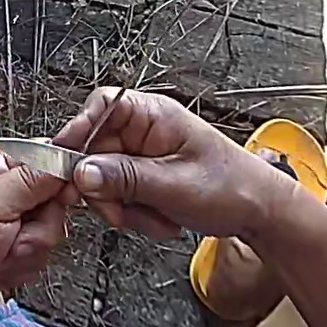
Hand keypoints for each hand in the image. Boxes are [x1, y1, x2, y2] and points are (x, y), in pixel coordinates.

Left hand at [0, 148, 75, 311]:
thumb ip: (30, 179)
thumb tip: (64, 159)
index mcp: (7, 163)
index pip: (54, 157)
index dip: (61, 181)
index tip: (49, 201)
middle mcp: (17, 186)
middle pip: (59, 200)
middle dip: (38, 226)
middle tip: (11, 230)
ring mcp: (22, 216)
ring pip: (53, 231)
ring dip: (27, 248)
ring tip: (1, 247)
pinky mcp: (25, 242)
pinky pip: (45, 254)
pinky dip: (24, 263)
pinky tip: (1, 260)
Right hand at [54, 88, 299, 238]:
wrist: (261, 214)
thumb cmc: (233, 186)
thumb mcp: (175, 184)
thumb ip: (125, 178)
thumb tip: (82, 173)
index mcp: (152, 114)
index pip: (100, 107)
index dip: (78, 131)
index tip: (65, 161)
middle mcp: (141, 129)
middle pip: (94, 149)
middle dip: (104, 187)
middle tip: (114, 212)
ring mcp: (140, 153)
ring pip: (102, 176)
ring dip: (121, 205)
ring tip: (153, 217)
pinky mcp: (141, 175)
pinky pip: (117, 192)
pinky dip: (131, 212)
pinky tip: (158, 219)